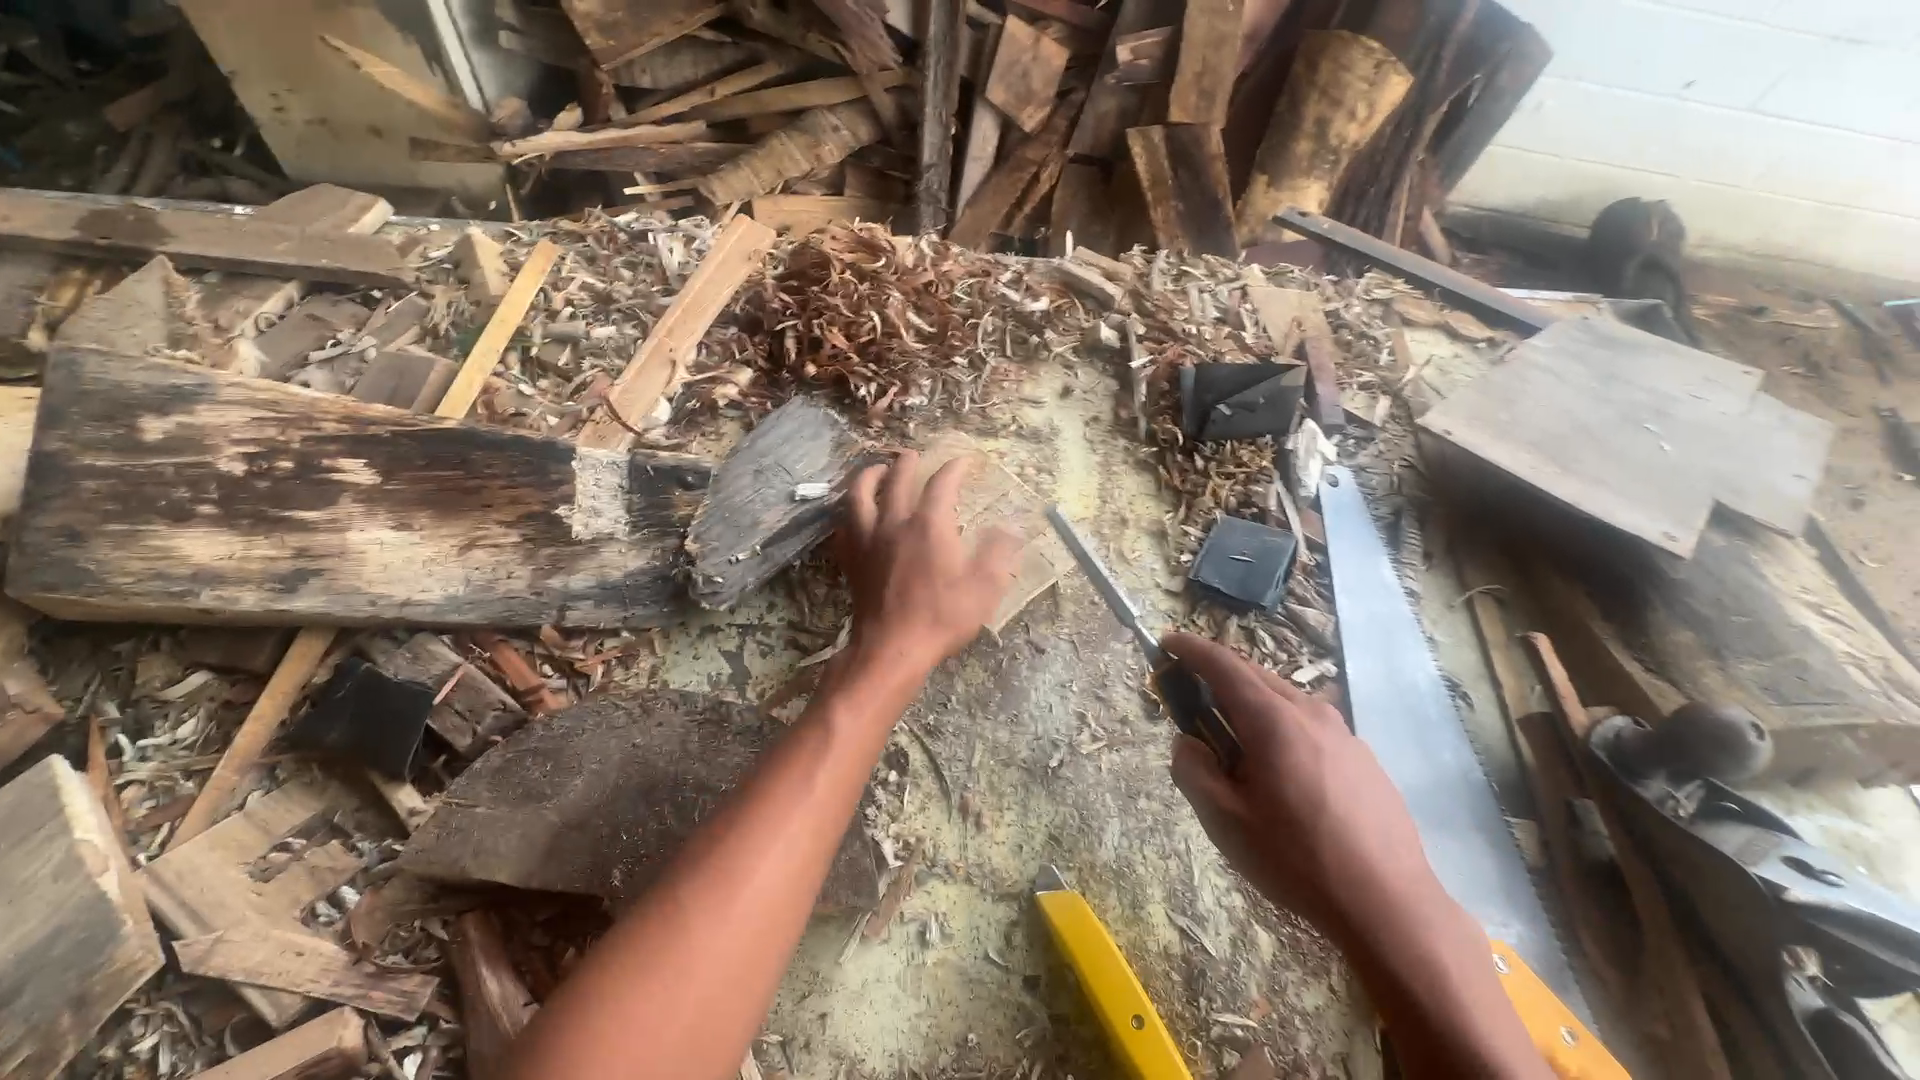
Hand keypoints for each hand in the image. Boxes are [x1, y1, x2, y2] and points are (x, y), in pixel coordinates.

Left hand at [836, 451, 1022, 672]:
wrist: (892, 647)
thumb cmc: (941, 618)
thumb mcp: (984, 588)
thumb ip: (997, 553)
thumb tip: (1009, 528)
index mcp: (930, 525)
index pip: (942, 484)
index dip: (954, 468)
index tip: (963, 461)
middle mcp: (895, 523)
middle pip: (897, 480)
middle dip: (908, 463)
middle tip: (914, 454)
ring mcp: (867, 540)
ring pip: (860, 495)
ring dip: (869, 476)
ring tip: (876, 469)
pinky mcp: (851, 559)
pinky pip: (844, 525)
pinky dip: (849, 512)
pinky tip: (853, 514)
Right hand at [1163, 632, 1444, 938]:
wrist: (1387, 902)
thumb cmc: (1296, 859)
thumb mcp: (1225, 821)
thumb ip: (1193, 771)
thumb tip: (1188, 742)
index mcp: (1273, 721)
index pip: (1224, 666)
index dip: (1191, 649)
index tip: (1168, 642)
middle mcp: (1311, 714)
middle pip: (1256, 676)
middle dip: (1219, 676)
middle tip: (1191, 698)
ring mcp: (1344, 734)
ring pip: (1286, 700)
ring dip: (1252, 704)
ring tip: (1234, 742)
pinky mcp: (1363, 759)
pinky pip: (1310, 726)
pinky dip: (1282, 727)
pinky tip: (1282, 774)